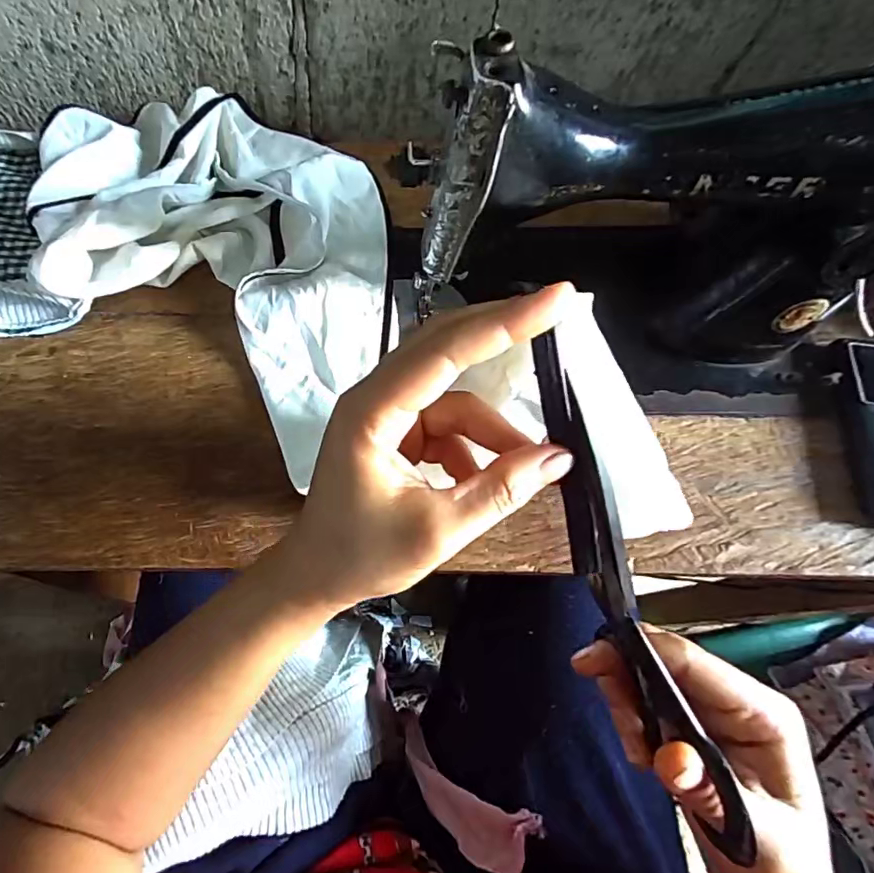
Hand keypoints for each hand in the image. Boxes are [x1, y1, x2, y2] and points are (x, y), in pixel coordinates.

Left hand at [273, 283, 578, 607]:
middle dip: (501, 336)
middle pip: (444, 349)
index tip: (553, 299)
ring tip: (522, 467)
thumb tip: (556, 458)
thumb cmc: (359, 554)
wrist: (316, 573)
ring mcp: (383, 414)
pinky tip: (478, 482)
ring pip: (454, 399)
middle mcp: (373, 400)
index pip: (444, 351)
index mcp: (372, 412)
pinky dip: (471, 447)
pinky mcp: (392, 431)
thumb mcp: (438, 529)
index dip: (504, 323)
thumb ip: (500, 489)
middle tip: (557, 316)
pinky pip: (445, 423)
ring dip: (491, 430)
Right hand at [573, 628, 851, 872]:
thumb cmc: (780, 861)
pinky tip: (641, 752)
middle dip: (627, 682)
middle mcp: (736, 701)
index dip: (640, 651)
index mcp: (764, 714)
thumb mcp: (756, 835)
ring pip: (648, 677)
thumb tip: (671, 757)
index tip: (593, 658)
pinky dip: (630, 719)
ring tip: (638, 751)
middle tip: (621, 723)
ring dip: (627, 705)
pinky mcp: (689, 722)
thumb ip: (710, 793)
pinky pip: (645, 698)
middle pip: (663, 662)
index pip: (692, 662)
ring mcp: (712, 710)